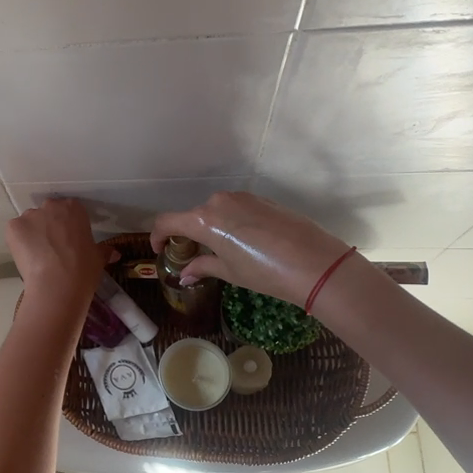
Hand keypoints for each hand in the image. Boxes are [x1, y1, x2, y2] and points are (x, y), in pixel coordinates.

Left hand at [6, 198, 108, 305]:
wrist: (58, 285)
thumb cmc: (83, 270)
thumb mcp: (99, 258)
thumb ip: (104, 251)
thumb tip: (114, 253)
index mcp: (74, 208)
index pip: (69, 211)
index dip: (68, 227)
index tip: (68, 241)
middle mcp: (51, 206)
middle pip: (47, 213)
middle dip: (49, 227)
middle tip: (53, 249)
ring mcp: (30, 215)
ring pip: (30, 223)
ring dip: (32, 234)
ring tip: (38, 257)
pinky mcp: (13, 227)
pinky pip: (15, 232)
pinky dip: (18, 242)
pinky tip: (26, 258)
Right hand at [150, 191, 352, 304]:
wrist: (314, 263)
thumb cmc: (264, 271)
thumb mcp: (230, 272)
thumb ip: (203, 267)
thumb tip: (184, 274)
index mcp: (204, 219)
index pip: (167, 222)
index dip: (158, 236)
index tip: (160, 249)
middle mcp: (218, 201)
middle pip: (193, 216)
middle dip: (189, 235)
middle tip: (194, 256)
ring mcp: (242, 197)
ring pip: (216, 211)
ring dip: (212, 228)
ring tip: (223, 251)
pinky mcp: (262, 199)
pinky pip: (237, 209)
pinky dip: (232, 223)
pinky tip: (247, 243)